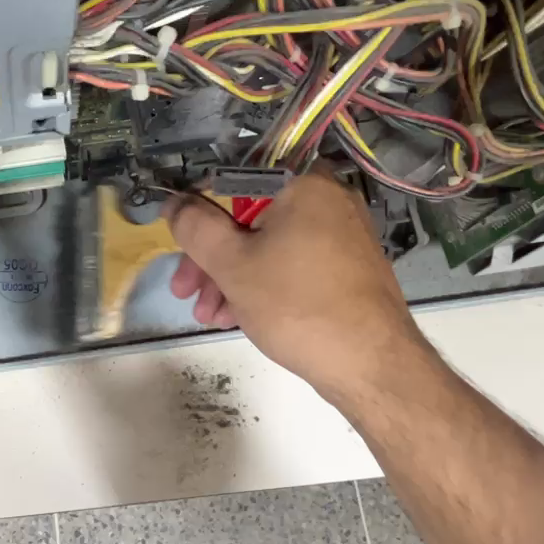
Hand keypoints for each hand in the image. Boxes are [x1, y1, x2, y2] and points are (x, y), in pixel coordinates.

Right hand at [167, 166, 434, 401]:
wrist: (368, 363)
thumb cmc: (294, 304)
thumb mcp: (230, 264)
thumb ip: (194, 227)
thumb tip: (174, 203)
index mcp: (303, 183)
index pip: (234, 179)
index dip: (199, 211)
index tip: (180, 243)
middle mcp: (328, 198)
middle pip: (249, 217)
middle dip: (211, 257)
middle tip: (185, 290)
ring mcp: (342, 234)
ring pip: (268, 245)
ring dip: (231, 277)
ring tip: (209, 315)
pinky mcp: (347, 267)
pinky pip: (292, 263)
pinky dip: (262, 283)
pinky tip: (238, 316)